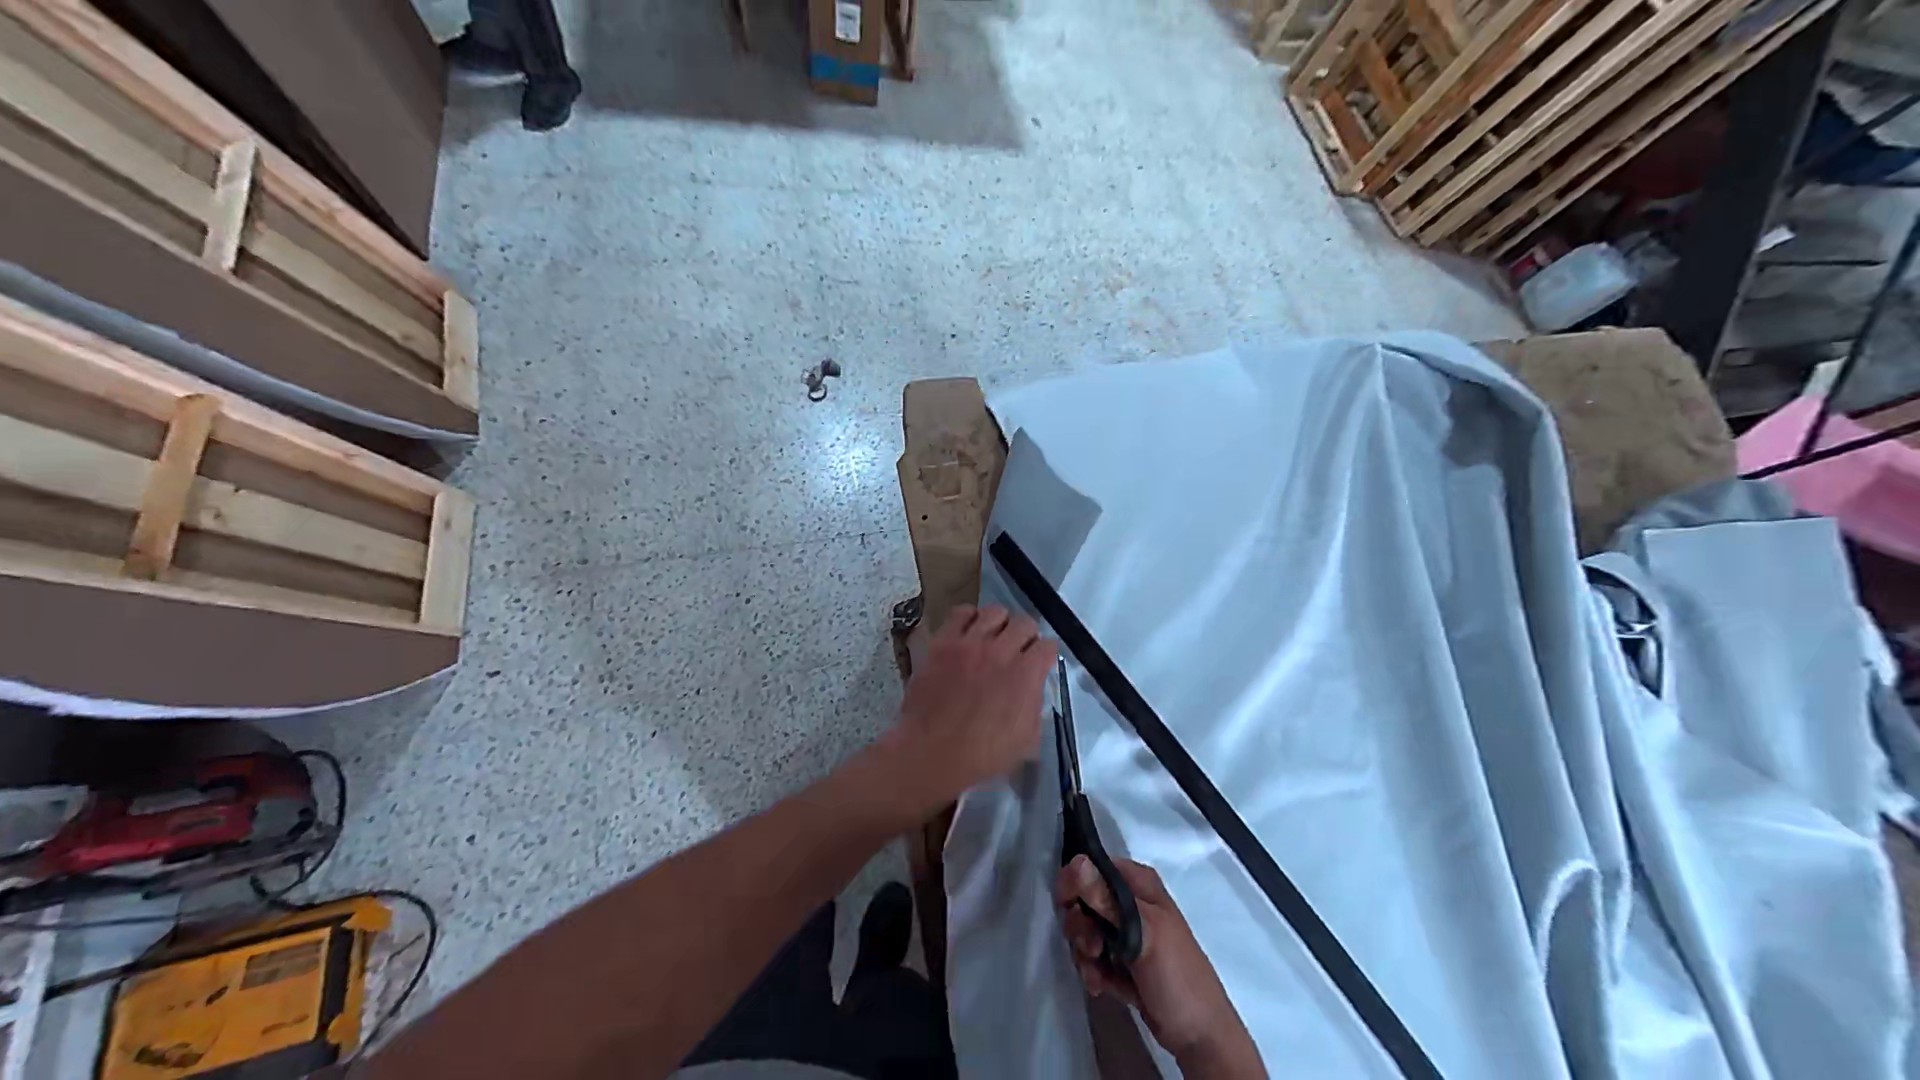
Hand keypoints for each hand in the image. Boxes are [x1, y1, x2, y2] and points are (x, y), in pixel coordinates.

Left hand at [885, 605, 1056, 804]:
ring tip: (993, 638)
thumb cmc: (982, 755)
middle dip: (1027, 636)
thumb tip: (1033, 689)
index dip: (1046, 654)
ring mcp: (970, 643)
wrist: (932, 753)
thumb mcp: (1027, 740)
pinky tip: (968, 632)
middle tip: (1019, 650)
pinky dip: (969, 618)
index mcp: (1026, 675)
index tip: (1040, 661)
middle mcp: (1002, 651)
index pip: (1048, 646)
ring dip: (1000, 624)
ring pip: (995, 612)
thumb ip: (1035, 706)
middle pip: (1025, 623)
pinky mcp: (943, 642)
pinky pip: (960, 613)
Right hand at [1058, 856, 1264, 1077]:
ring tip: (1098, 974)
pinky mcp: (1121, 961)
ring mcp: (1125, 933)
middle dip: (1081, 927)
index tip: (1068, 906)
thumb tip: (1077, 862)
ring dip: (1085, 954)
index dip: (1075, 883)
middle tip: (1092, 948)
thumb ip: (1107, 900)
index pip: (1094, 866)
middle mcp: (1130, 903)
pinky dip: (1092, 970)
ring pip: (1086, 930)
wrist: (1200, 1036)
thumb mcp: (1142, 933)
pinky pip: (1093, 957)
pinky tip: (1101, 986)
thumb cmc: (1177, 975)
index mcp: (1139, 884)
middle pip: (1084, 900)